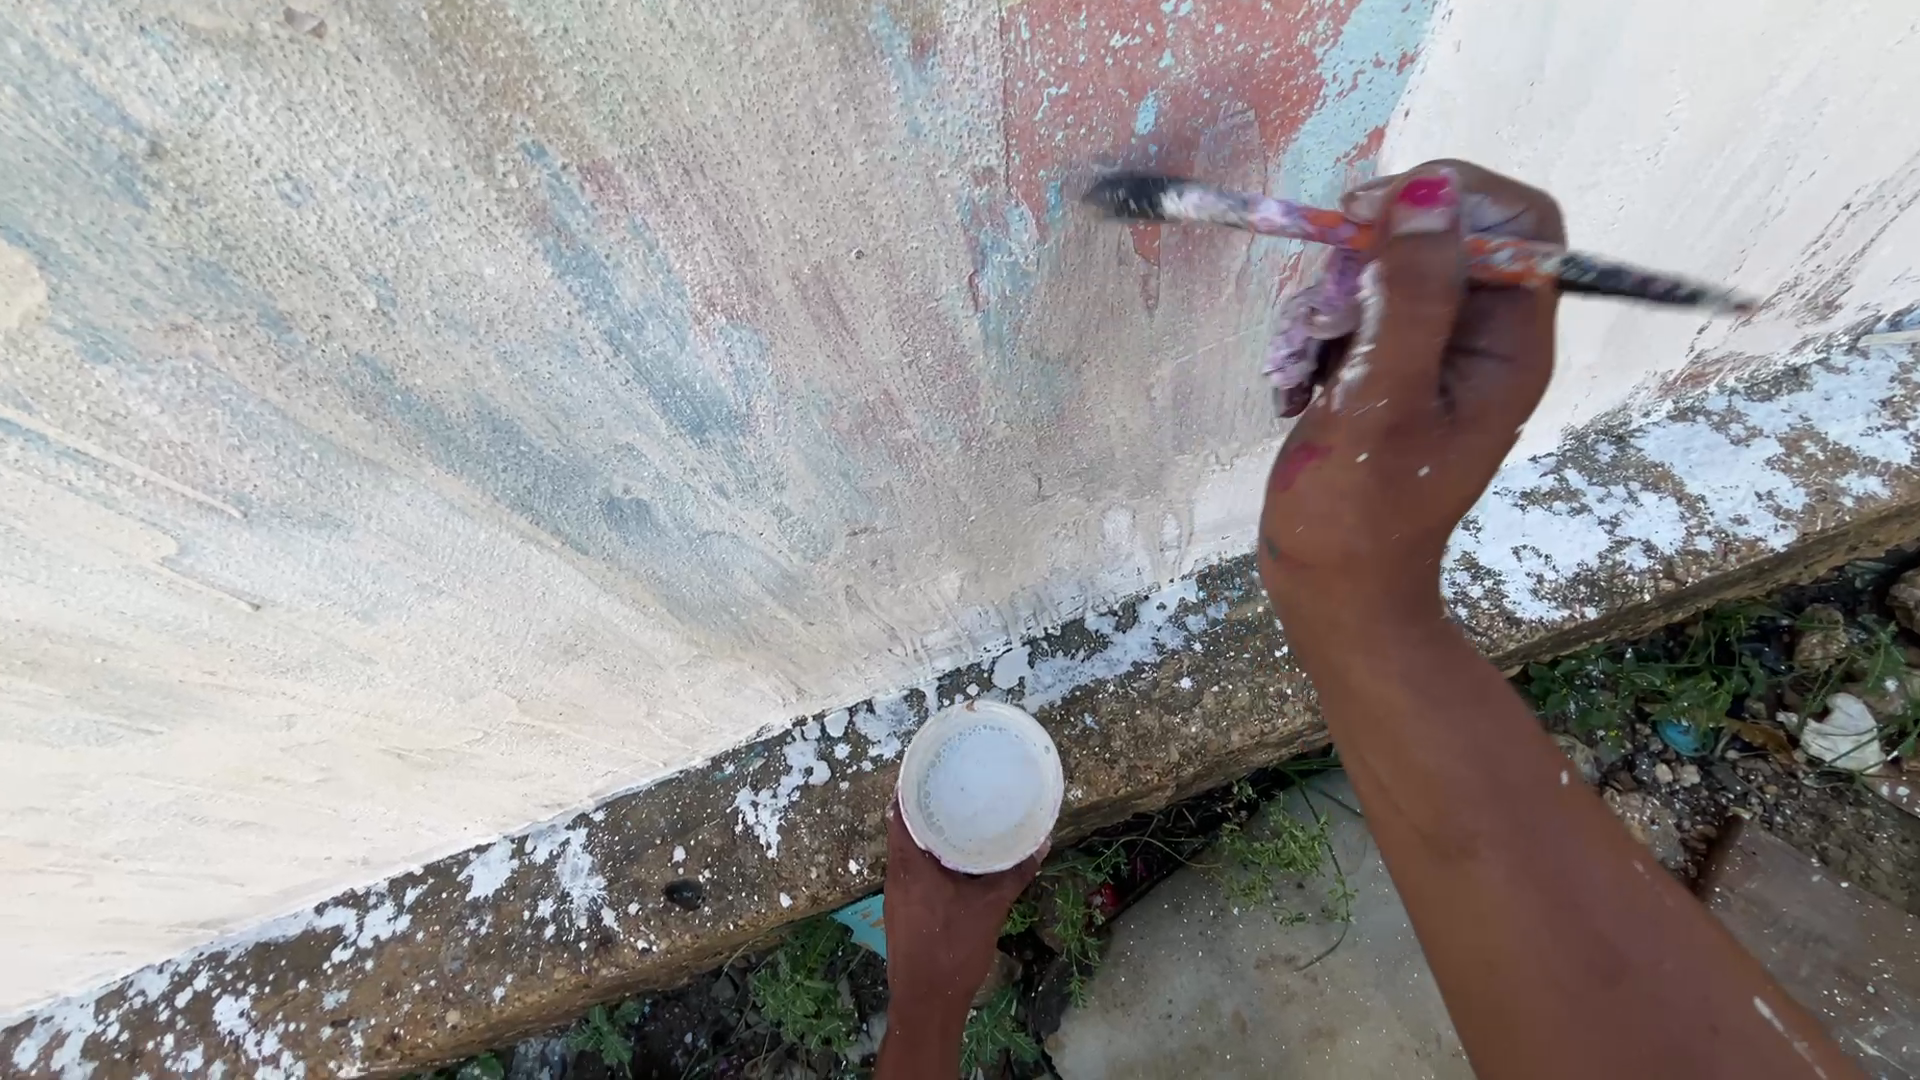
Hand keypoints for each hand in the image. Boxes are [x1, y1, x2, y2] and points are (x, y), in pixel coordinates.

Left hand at [881, 798, 1042, 1018]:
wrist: (927, 1004)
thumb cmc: (953, 949)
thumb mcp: (991, 906)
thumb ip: (1015, 872)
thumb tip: (1041, 842)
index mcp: (908, 864)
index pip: (899, 811)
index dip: (910, 786)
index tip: (930, 767)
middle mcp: (896, 873)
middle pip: (902, 827)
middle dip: (922, 805)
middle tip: (950, 785)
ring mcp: (895, 894)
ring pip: (907, 849)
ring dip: (925, 832)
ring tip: (953, 813)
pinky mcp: (901, 910)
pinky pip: (910, 869)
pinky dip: (926, 855)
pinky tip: (951, 857)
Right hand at [1256, 160, 1562, 629]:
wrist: (1326, 584)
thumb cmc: (1357, 511)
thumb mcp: (1381, 400)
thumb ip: (1409, 296)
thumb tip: (1424, 190)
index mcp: (1506, 345)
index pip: (1512, 223)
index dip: (1444, 198)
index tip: (1360, 215)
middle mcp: (1471, 344)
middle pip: (1429, 246)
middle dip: (1356, 269)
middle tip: (1315, 322)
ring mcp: (1419, 362)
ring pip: (1373, 283)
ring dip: (1317, 313)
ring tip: (1292, 372)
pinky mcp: (1374, 380)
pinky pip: (1342, 325)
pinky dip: (1305, 346)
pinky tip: (1288, 391)